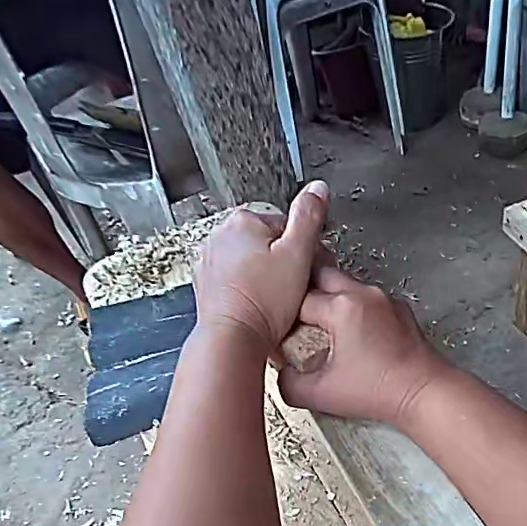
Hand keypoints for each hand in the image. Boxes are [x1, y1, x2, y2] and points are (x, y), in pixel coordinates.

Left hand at [194, 182, 330, 356]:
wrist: (234, 336)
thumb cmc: (264, 301)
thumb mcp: (298, 255)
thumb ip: (309, 218)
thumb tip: (318, 189)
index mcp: (244, 221)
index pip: (290, 227)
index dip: (309, 250)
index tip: (314, 270)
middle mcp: (221, 235)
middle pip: (271, 243)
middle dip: (288, 262)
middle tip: (300, 287)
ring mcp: (211, 259)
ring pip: (254, 261)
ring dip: (269, 276)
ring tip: (281, 299)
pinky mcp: (209, 283)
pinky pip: (240, 280)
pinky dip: (253, 289)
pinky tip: (263, 304)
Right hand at [277, 266, 452, 426]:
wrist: (426, 394)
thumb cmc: (383, 391)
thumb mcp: (322, 394)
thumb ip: (288, 383)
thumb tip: (282, 374)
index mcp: (343, 308)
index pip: (298, 300)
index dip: (284, 317)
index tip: (282, 333)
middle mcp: (366, 295)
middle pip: (322, 277)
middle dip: (304, 292)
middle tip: (294, 313)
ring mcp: (386, 301)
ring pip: (347, 286)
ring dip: (331, 299)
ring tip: (321, 324)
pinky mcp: (401, 312)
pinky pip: (369, 300)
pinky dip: (356, 310)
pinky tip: (352, 332)